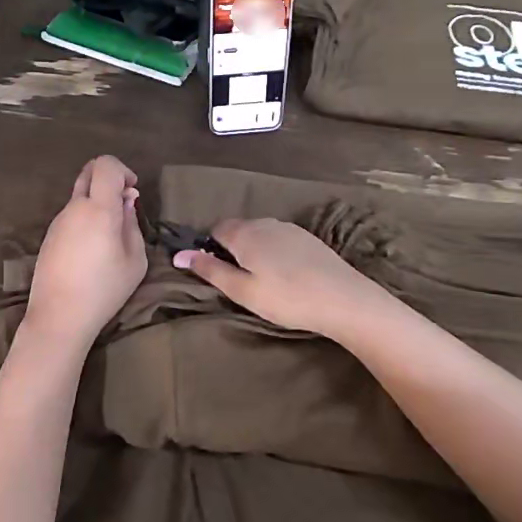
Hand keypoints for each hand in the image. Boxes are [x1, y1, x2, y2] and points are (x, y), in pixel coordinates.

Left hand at [24, 156, 146, 350]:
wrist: (59, 317)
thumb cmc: (104, 290)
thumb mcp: (135, 260)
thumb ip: (132, 224)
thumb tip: (127, 202)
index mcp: (99, 209)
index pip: (105, 165)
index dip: (122, 170)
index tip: (132, 191)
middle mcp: (76, 208)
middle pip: (88, 172)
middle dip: (108, 178)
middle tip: (122, 204)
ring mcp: (58, 221)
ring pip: (79, 195)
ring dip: (96, 202)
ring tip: (109, 237)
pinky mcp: (49, 236)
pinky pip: (71, 215)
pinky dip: (85, 218)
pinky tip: (91, 250)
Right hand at [172, 218, 397, 339]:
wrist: (342, 298)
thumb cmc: (286, 298)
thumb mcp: (242, 291)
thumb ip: (210, 270)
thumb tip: (179, 254)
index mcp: (245, 233)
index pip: (216, 229)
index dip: (210, 247)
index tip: (215, 272)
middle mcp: (265, 223)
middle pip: (238, 229)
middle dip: (231, 248)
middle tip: (238, 281)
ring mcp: (289, 228)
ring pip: (260, 233)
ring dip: (253, 250)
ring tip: (262, 280)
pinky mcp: (308, 237)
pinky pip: (279, 238)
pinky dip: (273, 251)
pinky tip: (285, 275)